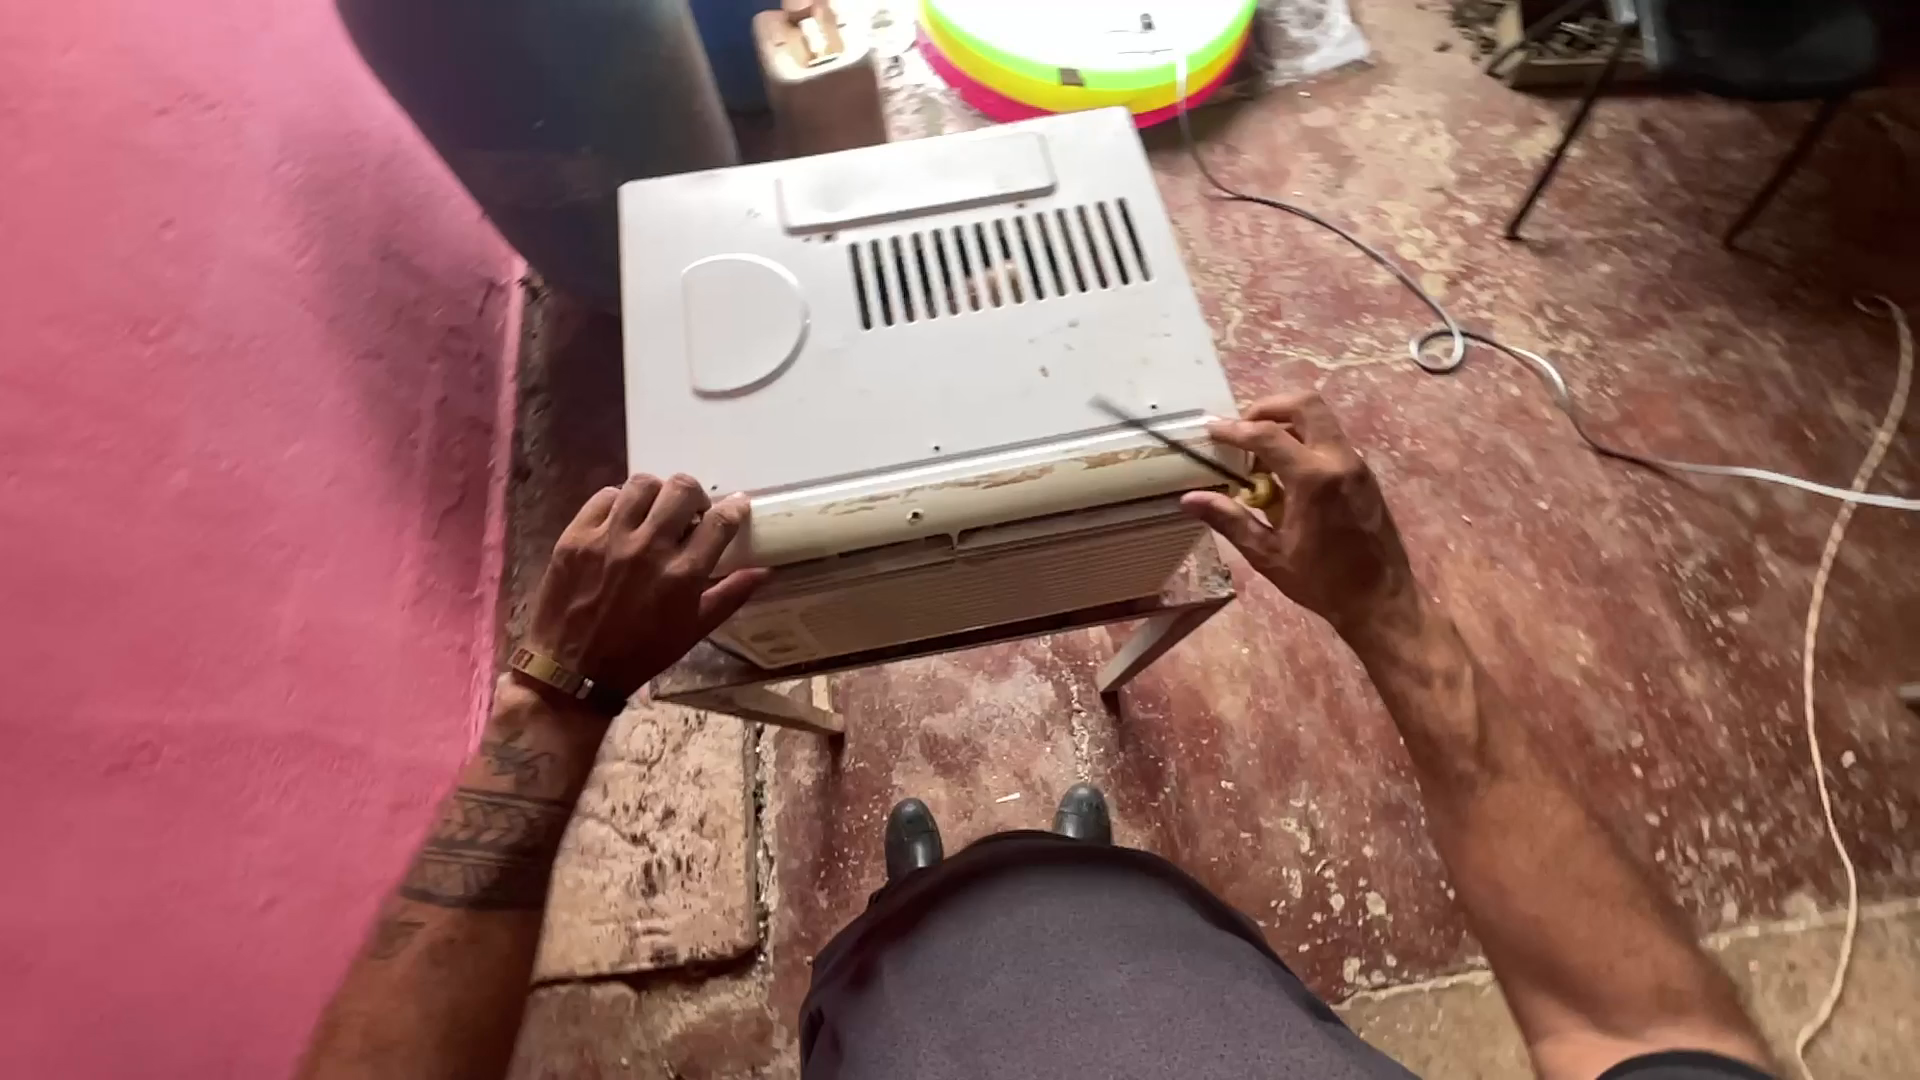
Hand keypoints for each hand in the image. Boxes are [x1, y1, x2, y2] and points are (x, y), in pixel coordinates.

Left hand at [524, 474, 768, 694]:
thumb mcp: (696, 628)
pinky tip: (624, 518)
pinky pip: (604, 496)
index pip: (720, 522)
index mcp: (683, 574)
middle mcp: (649, 549)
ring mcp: (609, 539)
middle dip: (695, 495)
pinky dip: (620, 501)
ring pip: (643, 484)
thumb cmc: (643, 651)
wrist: (574, 670)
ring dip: (658, 493)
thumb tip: (765, 570)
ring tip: (656, 510)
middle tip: (692, 511)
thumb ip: (731, 594)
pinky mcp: (576, 537)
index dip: (735, 507)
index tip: (737, 505)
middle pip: (682, 489)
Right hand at [1180, 392, 1418, 640]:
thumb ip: (1230, 520)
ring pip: (1320, 419)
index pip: (1267, 435)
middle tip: (1240, 430)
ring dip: (1285, 424)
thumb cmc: (1321, 581)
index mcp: (1314, 479)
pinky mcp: (1363, 474)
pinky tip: (1281, 474)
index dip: (1233, 430)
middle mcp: (1339, 461)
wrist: (1380, 600)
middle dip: (1267, 408)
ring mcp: (1356, 465)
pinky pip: (1329, 440)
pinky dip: (1301, 441)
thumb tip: (1189, 499)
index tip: (1210, 431)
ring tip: (1256, 455)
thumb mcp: (1267, 554)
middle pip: (1304, 405)